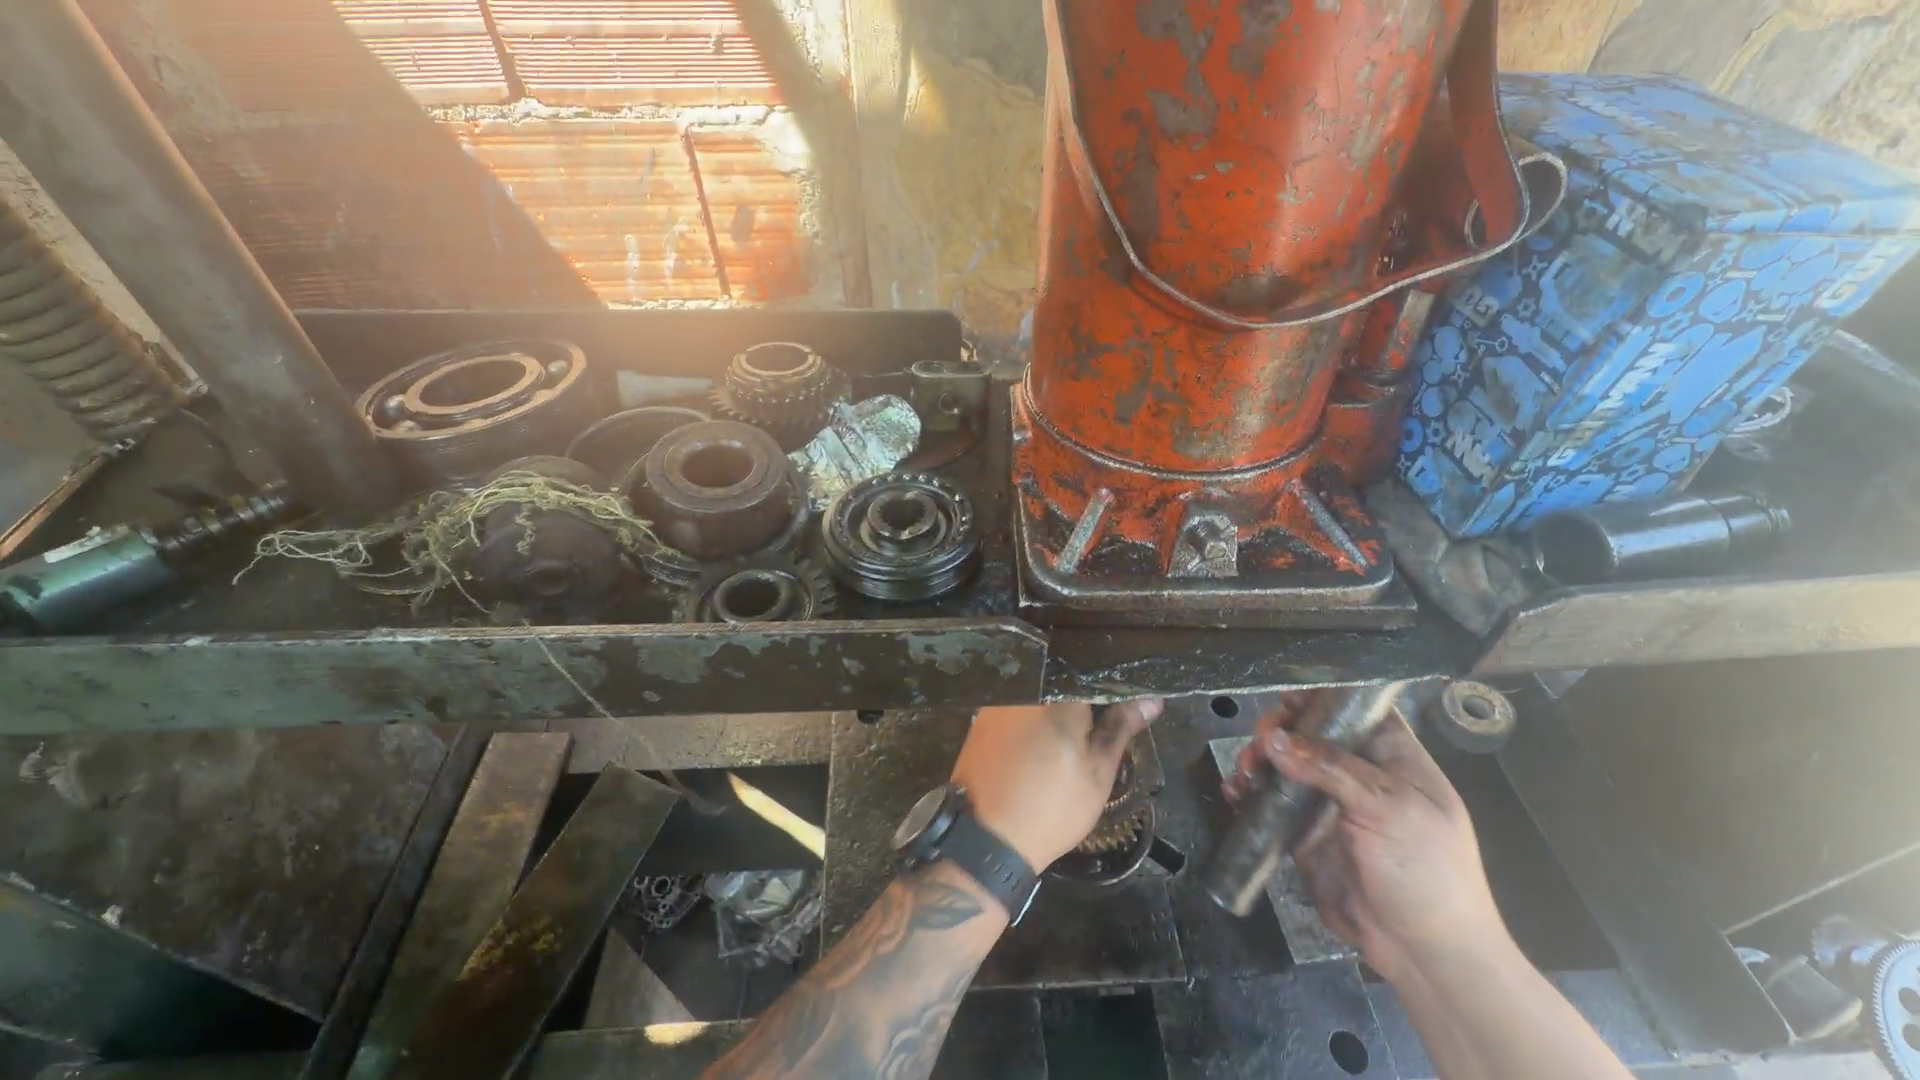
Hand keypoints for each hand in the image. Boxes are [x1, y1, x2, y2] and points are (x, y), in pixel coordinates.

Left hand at [951, 699, 1162, 868]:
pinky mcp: (980, 719)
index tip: (1121, 704)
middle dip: (1081, 700)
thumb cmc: (1052, 807)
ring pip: (1038, 693)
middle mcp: (1025, 689)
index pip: (1093, 673)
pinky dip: (1028, 720)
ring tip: (1063, 740)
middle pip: (1062, 680)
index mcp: (1060, 697)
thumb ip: (1121, 727)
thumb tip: (1151, 699)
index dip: (1110, 687)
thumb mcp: (1097, 772)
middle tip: (1093, 729)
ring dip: (1053, 709)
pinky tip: (1035, 745)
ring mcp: (998, 703)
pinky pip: (1014, 707)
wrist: (989, 840)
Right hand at [1226, 697, 1507, 983]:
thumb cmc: (1425, 870)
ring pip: (1286, 768)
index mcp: (1395, 758)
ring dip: (1259, 762)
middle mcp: (1360, 775)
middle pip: (1311, 735)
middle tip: (1259, 745)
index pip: (1358, 710)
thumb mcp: (1387, 807)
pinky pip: (1272, 807)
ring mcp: (1331, 807)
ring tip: (1243, 773)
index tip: (1286, 699)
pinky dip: (1250, 796)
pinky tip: (1233, 793)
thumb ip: (1330, 768)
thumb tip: (1274, 739)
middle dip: (1279, 732)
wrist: (1423, 951)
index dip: (1322, 698)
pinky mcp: (1306, 838)